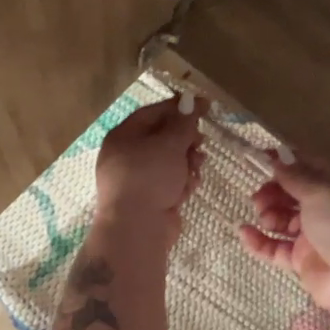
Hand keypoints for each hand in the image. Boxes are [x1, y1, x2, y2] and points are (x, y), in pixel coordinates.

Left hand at [94, 98, 206, 240]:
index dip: (180, 108)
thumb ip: (183, 123)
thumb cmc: (150, 176)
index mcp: (123, 136)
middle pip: (163, 138)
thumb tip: (190, 102)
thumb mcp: (169, 143)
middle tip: (200, 143)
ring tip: (196, 168)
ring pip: (170, 162)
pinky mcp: (150, 199)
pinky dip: (182, 182)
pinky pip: (170, 182)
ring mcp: (138, 179)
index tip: (205, 106)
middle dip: (186, 140)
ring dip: (187, 162)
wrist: (137, 227)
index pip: (154, 113)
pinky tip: (190, 187)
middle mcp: (127, 156)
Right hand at [238, 158, 329, 312]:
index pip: (310, 171)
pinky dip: (259, 241)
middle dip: (274, 192)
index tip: (263, 158)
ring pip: (283, 221)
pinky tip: (244, 232)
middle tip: (259, 196)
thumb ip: (297, 178)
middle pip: (293, 196)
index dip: (287, 164)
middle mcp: (327, 212)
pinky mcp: (302, 262)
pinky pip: (276, 248)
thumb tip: (280, 159)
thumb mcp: (322, 193)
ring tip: (263, 215)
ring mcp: (314, 238)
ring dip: (268, 213)